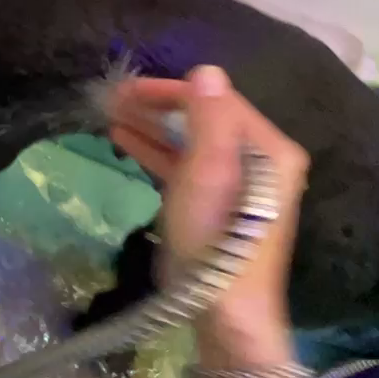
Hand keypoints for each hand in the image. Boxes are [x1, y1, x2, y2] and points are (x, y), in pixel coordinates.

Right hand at [108, 66, 309, 365]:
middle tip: (111, 99)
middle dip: (158, 106)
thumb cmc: (215, 235)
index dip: (171, 91)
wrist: (221, 305)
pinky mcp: (213, 203)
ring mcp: (235, 183)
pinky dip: (156, 149)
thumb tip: (205, 72)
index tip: (125, 89)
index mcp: (268, 149)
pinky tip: (124, 140)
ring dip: (152, 125)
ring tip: (111, 115)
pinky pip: (183, 163)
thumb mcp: (208, 172)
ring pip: (189, 140)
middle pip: (203, 118)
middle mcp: (258, 160)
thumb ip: (209, 120)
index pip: (217, 101)